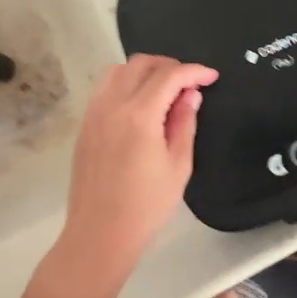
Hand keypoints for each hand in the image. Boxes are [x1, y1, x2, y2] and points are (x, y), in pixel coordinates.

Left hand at [58, 54, 218, 272]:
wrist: (99, 234)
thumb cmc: (146, 206)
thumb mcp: (178, 166)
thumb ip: (184, 123)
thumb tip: (190, 95)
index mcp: (139, 115)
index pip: (169, 76)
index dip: (194, 71)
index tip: (211, 76)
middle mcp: (112, 105)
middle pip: (140, 63)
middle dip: (169, 65)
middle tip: (189, 82)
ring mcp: (93, 113)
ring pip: (118, 70)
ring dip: (144, 71)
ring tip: (164, 89)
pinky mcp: (84, 124)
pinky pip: (104, 88)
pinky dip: (125, 83)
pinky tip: (140, 103)